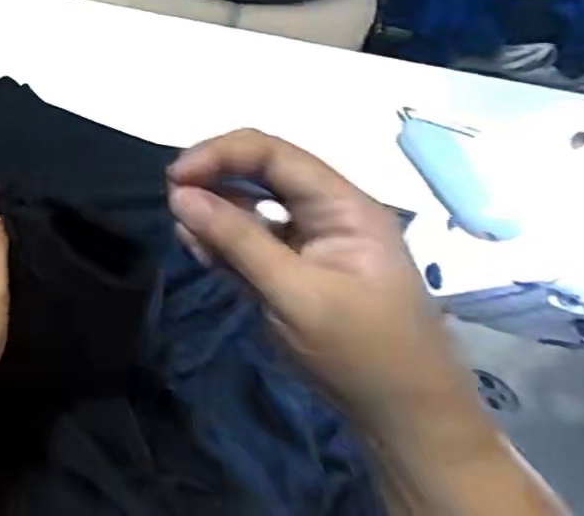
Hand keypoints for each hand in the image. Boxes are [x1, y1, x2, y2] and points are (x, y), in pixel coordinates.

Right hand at [166, 130, 477, 433]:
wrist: (409, 428)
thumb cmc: (364, 356)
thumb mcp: (296, 297)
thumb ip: (237, 241)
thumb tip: (179, 195)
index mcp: (342, 205)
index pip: (273, 154)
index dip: (220, 154)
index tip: (177, 176)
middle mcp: (326, 211)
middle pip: (260, 170)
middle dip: (214, 176)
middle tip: (173, 196)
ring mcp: (311, 238)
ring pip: (252, 203)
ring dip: (215, 210)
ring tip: (184, 229)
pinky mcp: (296, 266)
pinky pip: (252, 237)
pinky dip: (223, 239)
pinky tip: (199, 247)